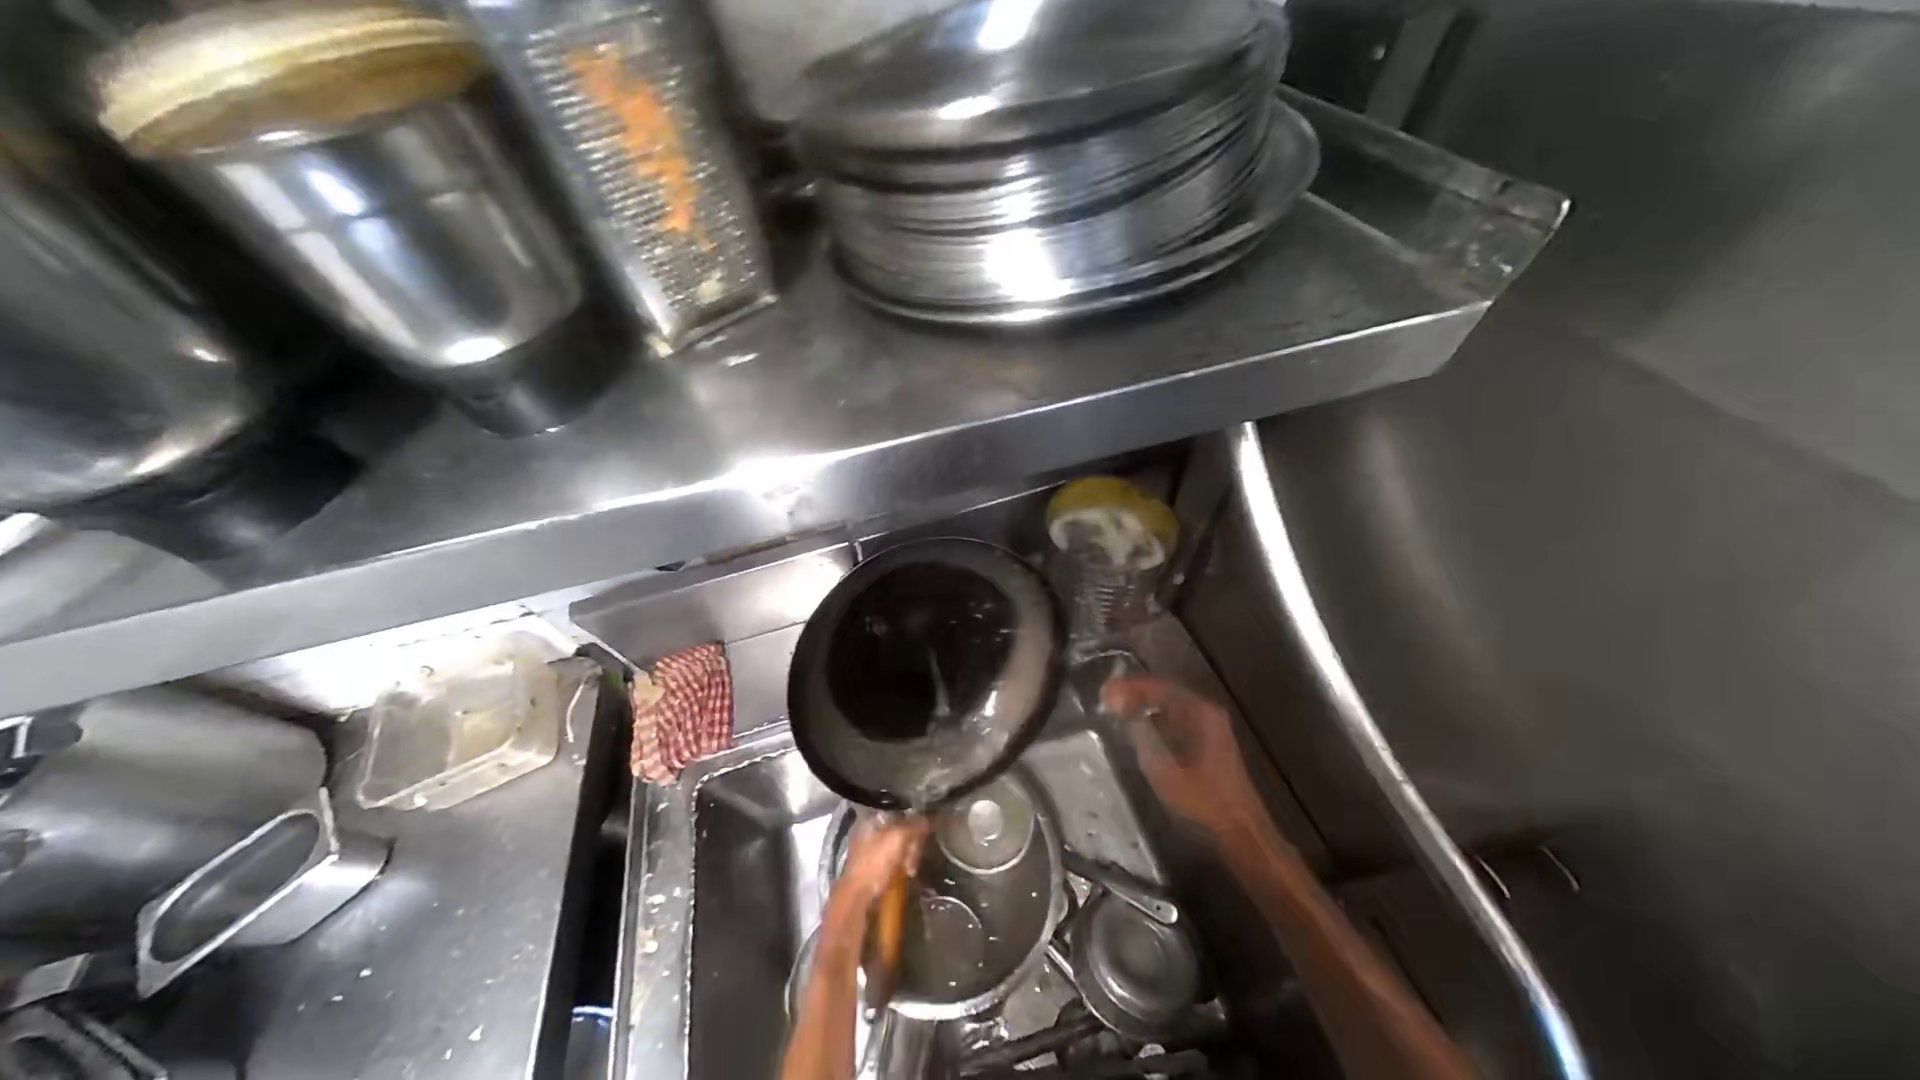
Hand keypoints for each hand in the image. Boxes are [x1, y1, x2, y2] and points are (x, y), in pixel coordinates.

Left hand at [832, 814, 929, 915]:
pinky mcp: (874, 866)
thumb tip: (929, 819)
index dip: (914, 821)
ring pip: (899, 846)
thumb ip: (914, 826)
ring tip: (910, 870)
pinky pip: (895, 859)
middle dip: (911, 844)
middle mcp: (870, 831)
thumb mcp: (897, 839)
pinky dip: (902, 865)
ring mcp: (871, 849)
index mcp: (871, 820)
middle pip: (901, 830)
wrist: (858, 897)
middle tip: (913, 857)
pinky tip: (906, 874)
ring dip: (909, 856)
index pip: (899, 813)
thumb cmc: (876, 863)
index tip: (925, 833)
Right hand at [1102, 675, 1266, 836]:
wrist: (1242, 833)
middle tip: (1106, 699)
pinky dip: (1155, 721)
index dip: (1129, 686)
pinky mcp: (1209, 744)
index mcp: (1201, 714)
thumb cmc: (1204, 803)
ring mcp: (1211, 728)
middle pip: (1165, 692)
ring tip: (1116, 711)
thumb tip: (1122, 710)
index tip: (1104, 692)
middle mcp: (1208, 713)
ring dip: (1144, 707)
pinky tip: (1138, 729)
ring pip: (1170, 707)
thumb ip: (1141, 736)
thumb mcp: (1164, 771)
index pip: (1159, 687)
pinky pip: (1176, 721)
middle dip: (1134, 693)